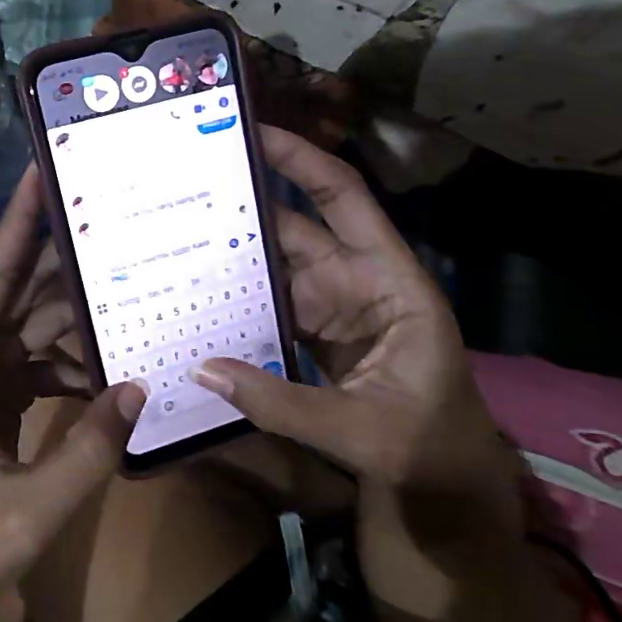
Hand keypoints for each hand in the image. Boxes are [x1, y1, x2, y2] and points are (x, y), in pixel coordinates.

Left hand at [0, 168, 144, 621]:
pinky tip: (114, 362)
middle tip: (109, 221)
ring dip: (76, 311)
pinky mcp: (2, 392)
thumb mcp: (30, 509)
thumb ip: (87, 451)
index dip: (13, 232)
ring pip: (33, 322)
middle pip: (13, 293)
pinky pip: (44, 357)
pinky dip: (77, 357)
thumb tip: (139, 386)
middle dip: (58, 258)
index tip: (39, 178)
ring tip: (129, 286)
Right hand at [194, 127, 574, 621]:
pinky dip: (236, 298)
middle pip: (296, 228)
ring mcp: (331, 307)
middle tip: (187, 186)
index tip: (255, 133)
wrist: (445, 489)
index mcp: (390, 284)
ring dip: (233, 254)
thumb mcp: (363, 431)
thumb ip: (283, 404)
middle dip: (247, 205)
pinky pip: (268, 304)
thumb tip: (204, 371)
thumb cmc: (429, 450)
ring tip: (176, 238)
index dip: (304, 162)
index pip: (345, 202)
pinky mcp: (312, 334)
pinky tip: (196, 296)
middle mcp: (358, 282)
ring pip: (275, 266)